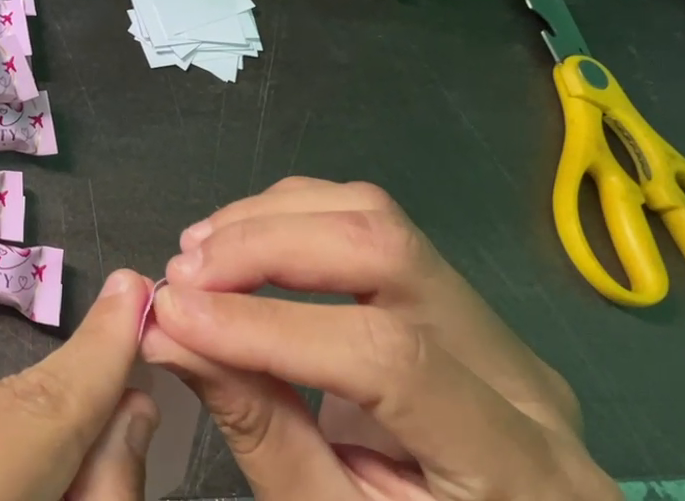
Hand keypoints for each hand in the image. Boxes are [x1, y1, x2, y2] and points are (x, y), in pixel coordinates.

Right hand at [142, 177, 619, 499]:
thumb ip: (256, 426)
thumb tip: (164, 331)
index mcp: (517, 468)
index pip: (391, 357)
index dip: (270, 325)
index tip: (174, 315)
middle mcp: (520, 374)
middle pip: (389, 251)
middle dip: (265, 246)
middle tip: (182, 276)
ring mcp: (489, 327)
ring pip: (375, 214)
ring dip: (267, 221)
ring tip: (195, 257)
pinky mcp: (449, 301)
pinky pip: (367, 222)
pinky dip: (286, 218)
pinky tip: (234, 250)